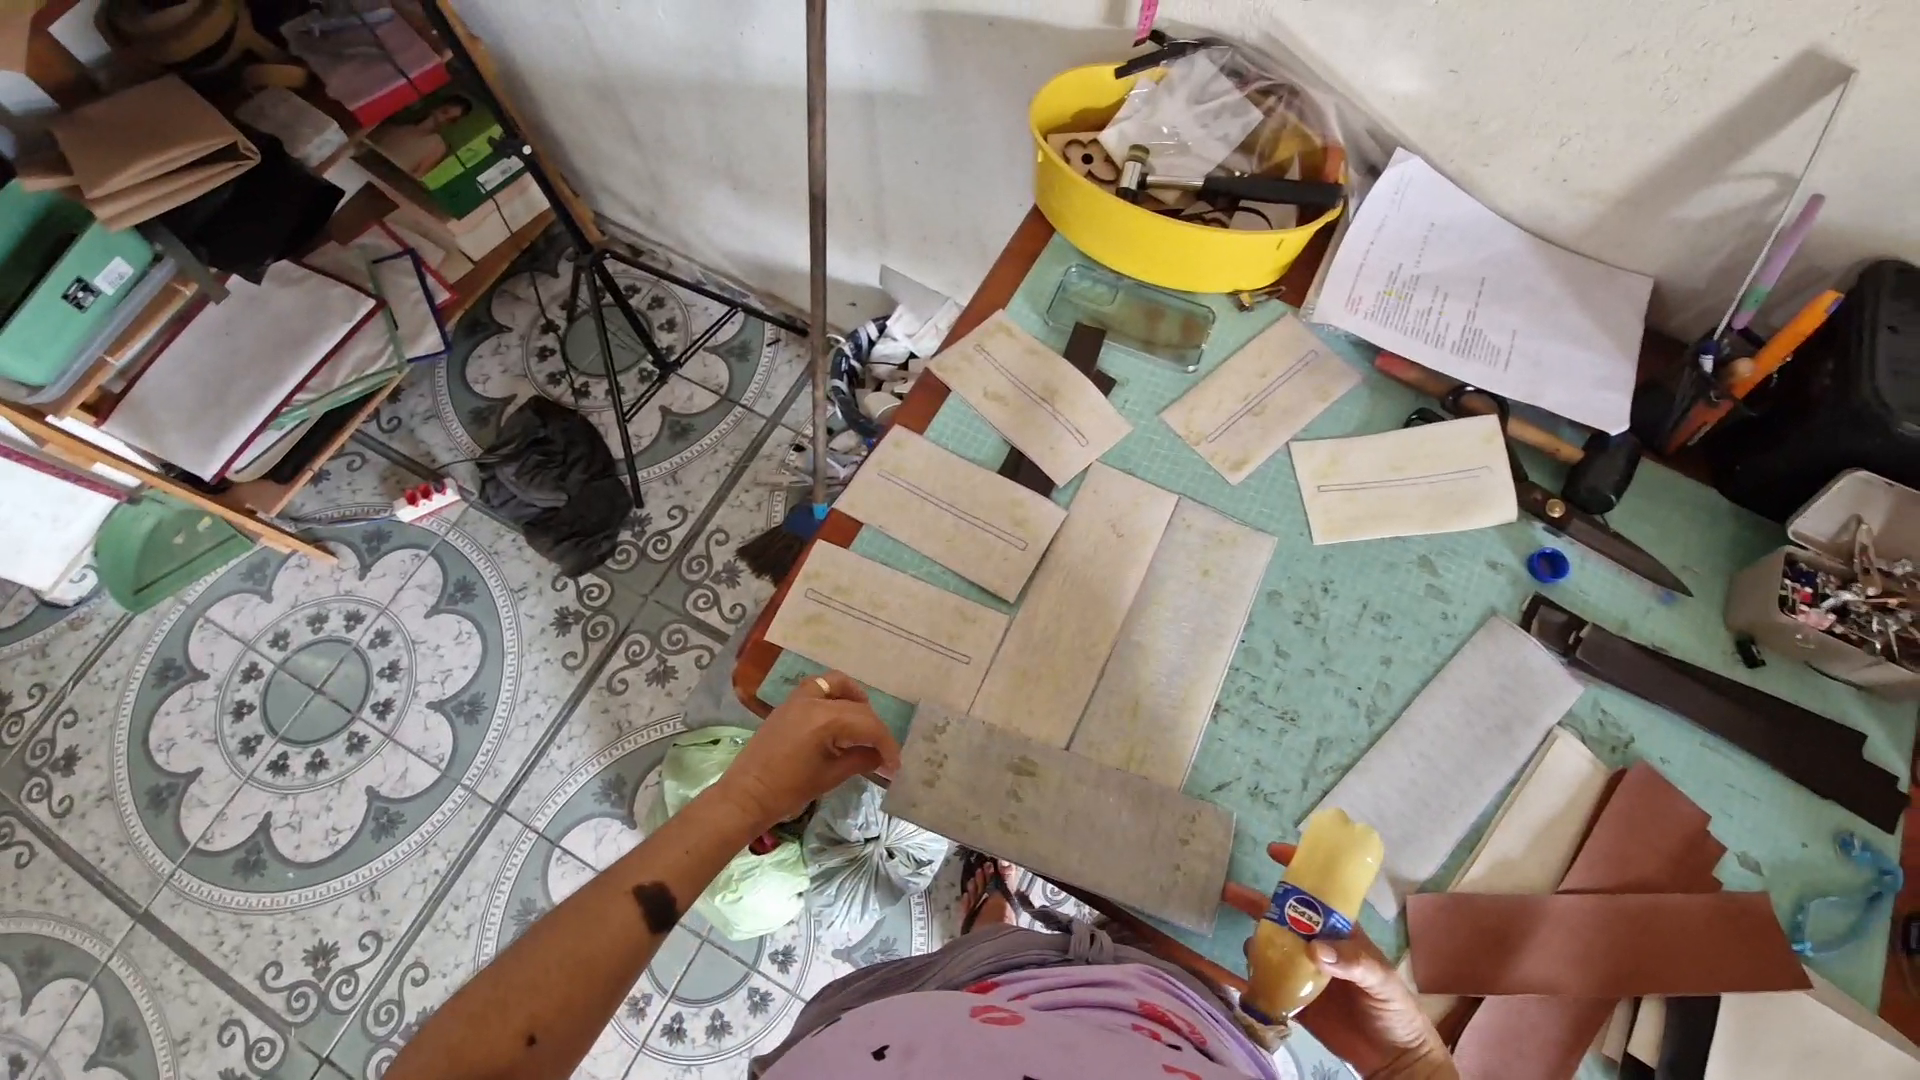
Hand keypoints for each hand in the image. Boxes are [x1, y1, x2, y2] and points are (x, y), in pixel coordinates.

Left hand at [709, 671, 900, 831]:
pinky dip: (834, 698)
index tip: (894, 765)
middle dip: (874, 727)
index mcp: (824, 718)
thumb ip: (860, 760)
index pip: (867, 724)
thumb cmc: (787, 790)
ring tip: (862, 725)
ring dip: (854, 699)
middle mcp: (812, 700)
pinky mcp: (787, 706)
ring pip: (835, 684)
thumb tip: (882, 758)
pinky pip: (817, 690)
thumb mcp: (830, 777)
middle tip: (881, 750)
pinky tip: (838, 722)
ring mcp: (797, 700)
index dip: (886, 743)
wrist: (745, 796)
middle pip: (856, 705)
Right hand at [1225, 843, 1455, 1079]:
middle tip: (1228, 891)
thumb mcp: (1382, 980)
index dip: (1296, 866)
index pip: (1317, 890)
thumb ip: (1353, 962)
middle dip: (1254, 900)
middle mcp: (1315, 942)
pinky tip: (1244, 973)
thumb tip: (1314, 948)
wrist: (1393, 1060)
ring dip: (1254, 939)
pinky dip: (1252, 973)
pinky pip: (1266, 978)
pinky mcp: (1293, 996)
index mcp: (1339, 929)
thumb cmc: (1395, 1009)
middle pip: (1281, 914)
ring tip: (1248, 946)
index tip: (1273, 850)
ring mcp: (1302, 968)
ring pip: (1269, 944)